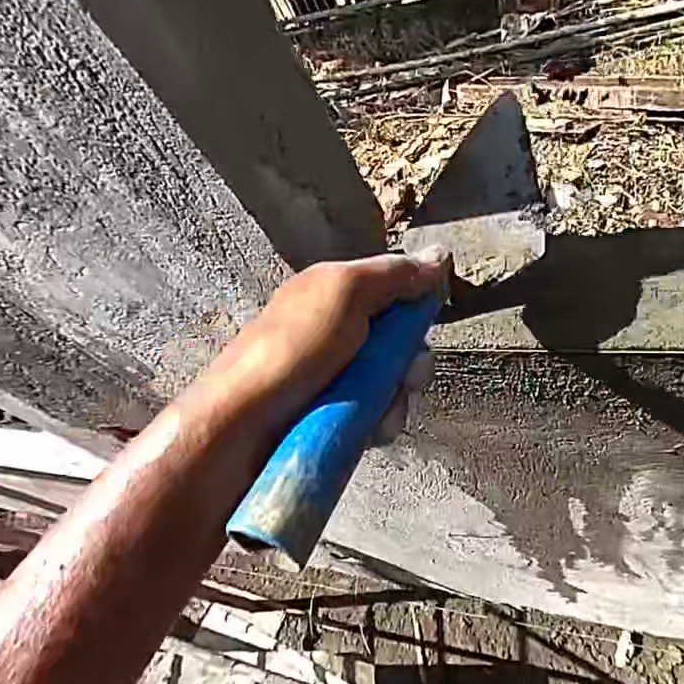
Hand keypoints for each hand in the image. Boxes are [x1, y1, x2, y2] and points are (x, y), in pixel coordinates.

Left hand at [182, 248, 450, 437]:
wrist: (240, 430)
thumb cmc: (289, 351)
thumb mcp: (345, 293)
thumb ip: (395, 274)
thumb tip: (442, 254)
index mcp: (340, 295)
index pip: (402, 293)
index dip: (417, 311)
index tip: (417, 328)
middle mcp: (343, 332)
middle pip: (407, 342)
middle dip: (411, 363)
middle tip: (401, 376)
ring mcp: (342, 376)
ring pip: (400, 382)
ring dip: (398, 397)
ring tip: (375, 410)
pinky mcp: (342, 414)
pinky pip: (384, 414)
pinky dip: (383, 421)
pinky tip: (368, 428)